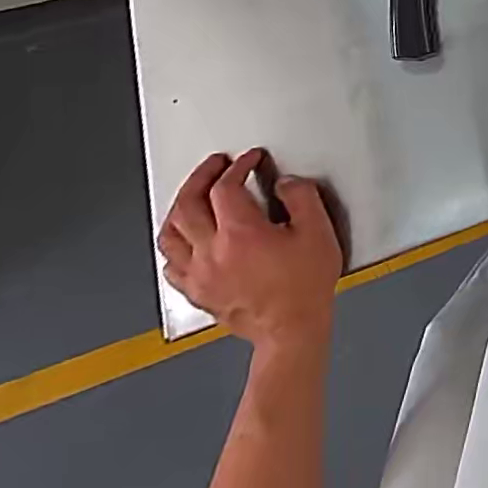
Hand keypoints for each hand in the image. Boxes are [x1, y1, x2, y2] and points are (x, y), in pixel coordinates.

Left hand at [157, 148, 343, 348]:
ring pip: (170, 233)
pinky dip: (174, 243)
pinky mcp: (197, 292)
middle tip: (215, 165)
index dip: (238, 166)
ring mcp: (199, 274)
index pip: (225, 187)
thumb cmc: (304, 285)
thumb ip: (301, 197)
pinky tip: (185, 238)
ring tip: (193, 195)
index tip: (249, 159)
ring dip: (179, 207)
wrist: (291, 328)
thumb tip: (285, 184)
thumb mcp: (318, 230)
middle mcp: (212, 252)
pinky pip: (171, 263)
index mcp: (240, 233)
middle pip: (187, 204)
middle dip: (201, 177)